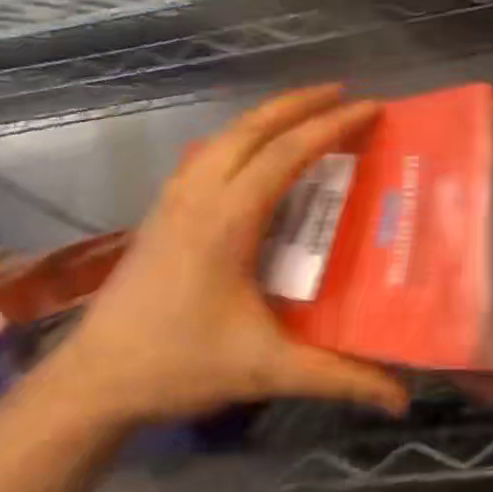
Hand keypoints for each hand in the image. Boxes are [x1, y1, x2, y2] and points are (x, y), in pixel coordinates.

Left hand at [29, 85, 406, 432]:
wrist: (89, 385)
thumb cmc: (178, 367)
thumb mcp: (268, 371)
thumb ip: (339, 379)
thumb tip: (402, 397)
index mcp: (225, 222)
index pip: (285, 155)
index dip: (331, 126)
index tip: (371, 108)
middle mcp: (196, 200)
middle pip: (249, 129)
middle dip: (299, 104)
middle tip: (344, 94)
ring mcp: (171, 205)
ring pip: (222, 139)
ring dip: (266, 117)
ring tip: (306, 113)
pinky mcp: (159, 218)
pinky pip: (204, 158)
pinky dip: (237, 141)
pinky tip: (251, 156)